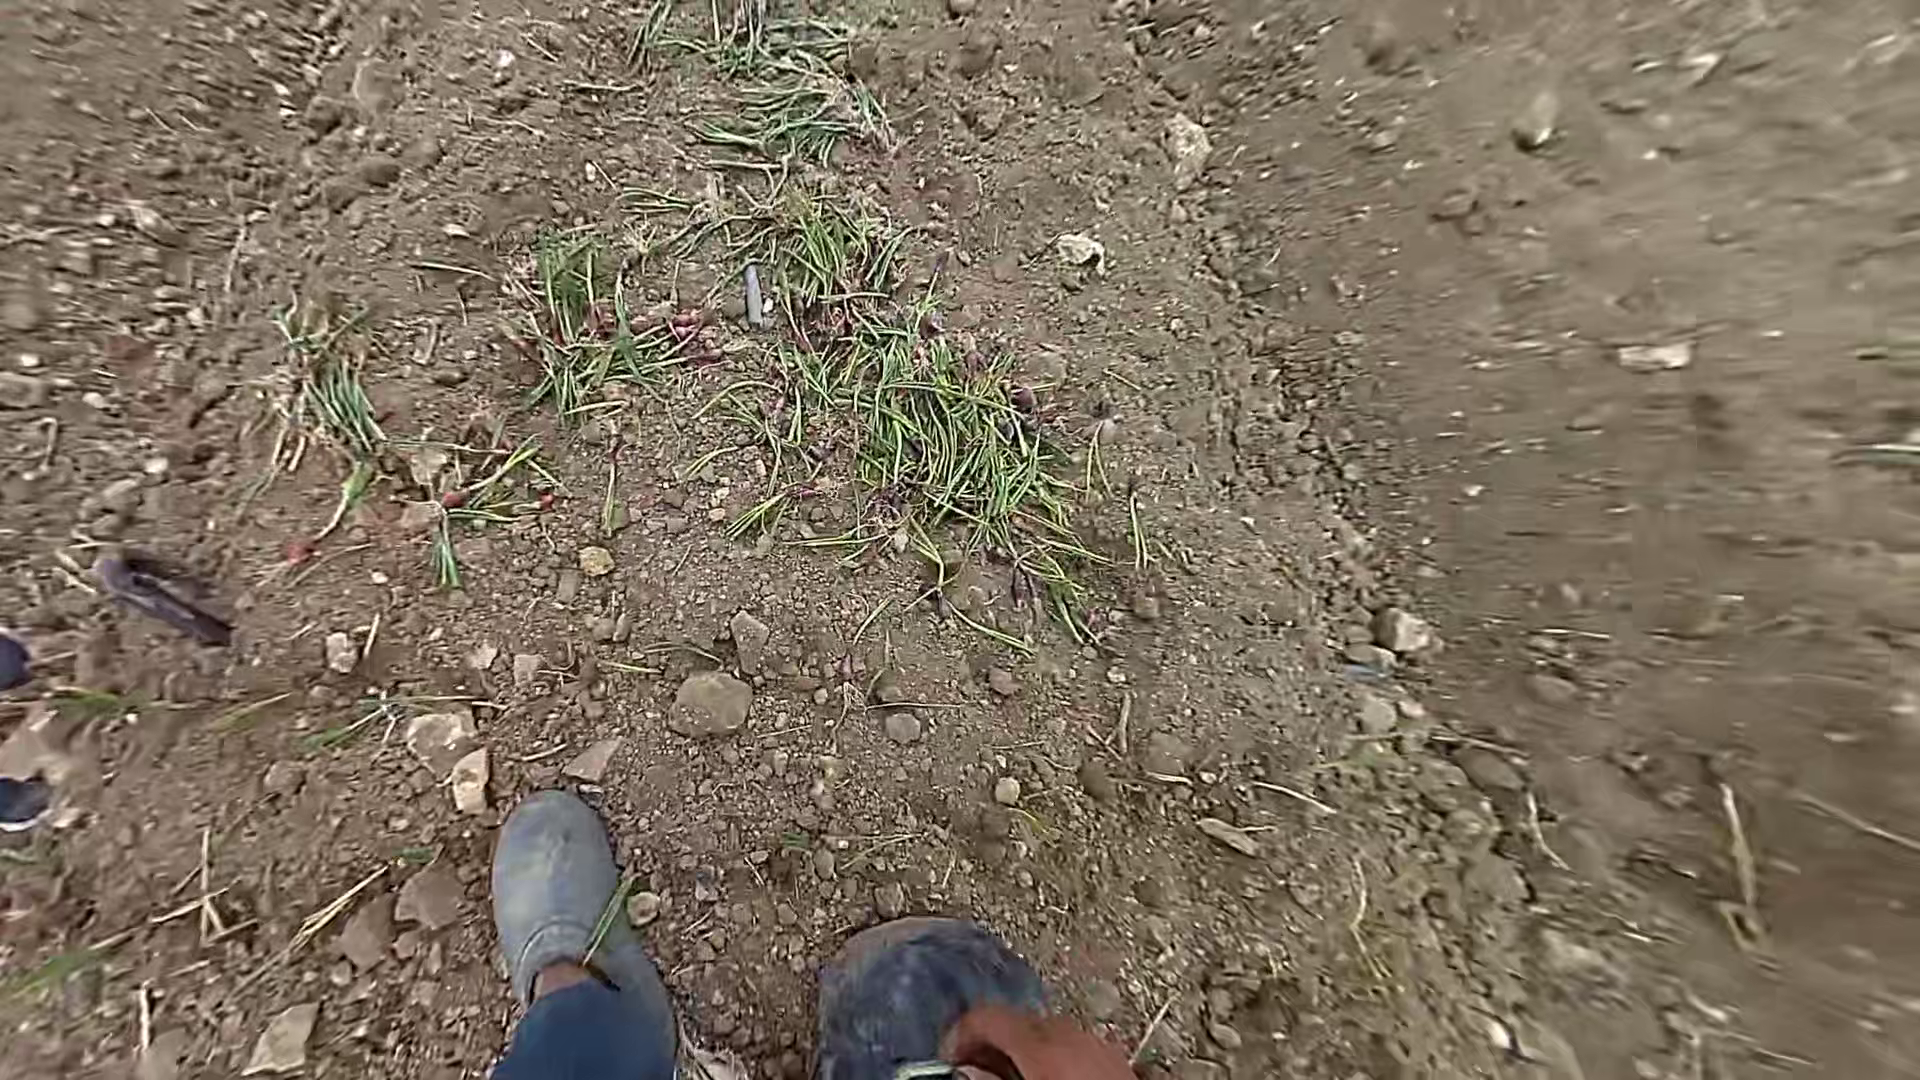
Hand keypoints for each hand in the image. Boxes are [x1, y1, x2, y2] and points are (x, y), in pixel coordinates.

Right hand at [944, 1005, 1134, 1079]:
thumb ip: (991, 1079)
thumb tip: (965, 1070)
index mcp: (1042, 1040)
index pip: (986, 1015)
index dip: (960, 1032)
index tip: (946, 1053)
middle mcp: (1069, 1030)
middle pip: (1016, 1019)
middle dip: (991, 1041)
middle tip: (971, 1067)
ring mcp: (1096, 1041)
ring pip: (1046, 1029)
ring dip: (1021, 1048)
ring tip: (1007, 1074)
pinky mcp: (1115, 1057)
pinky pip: (1073, 1044)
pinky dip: (1053, 1055)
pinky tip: (1047, 1077)